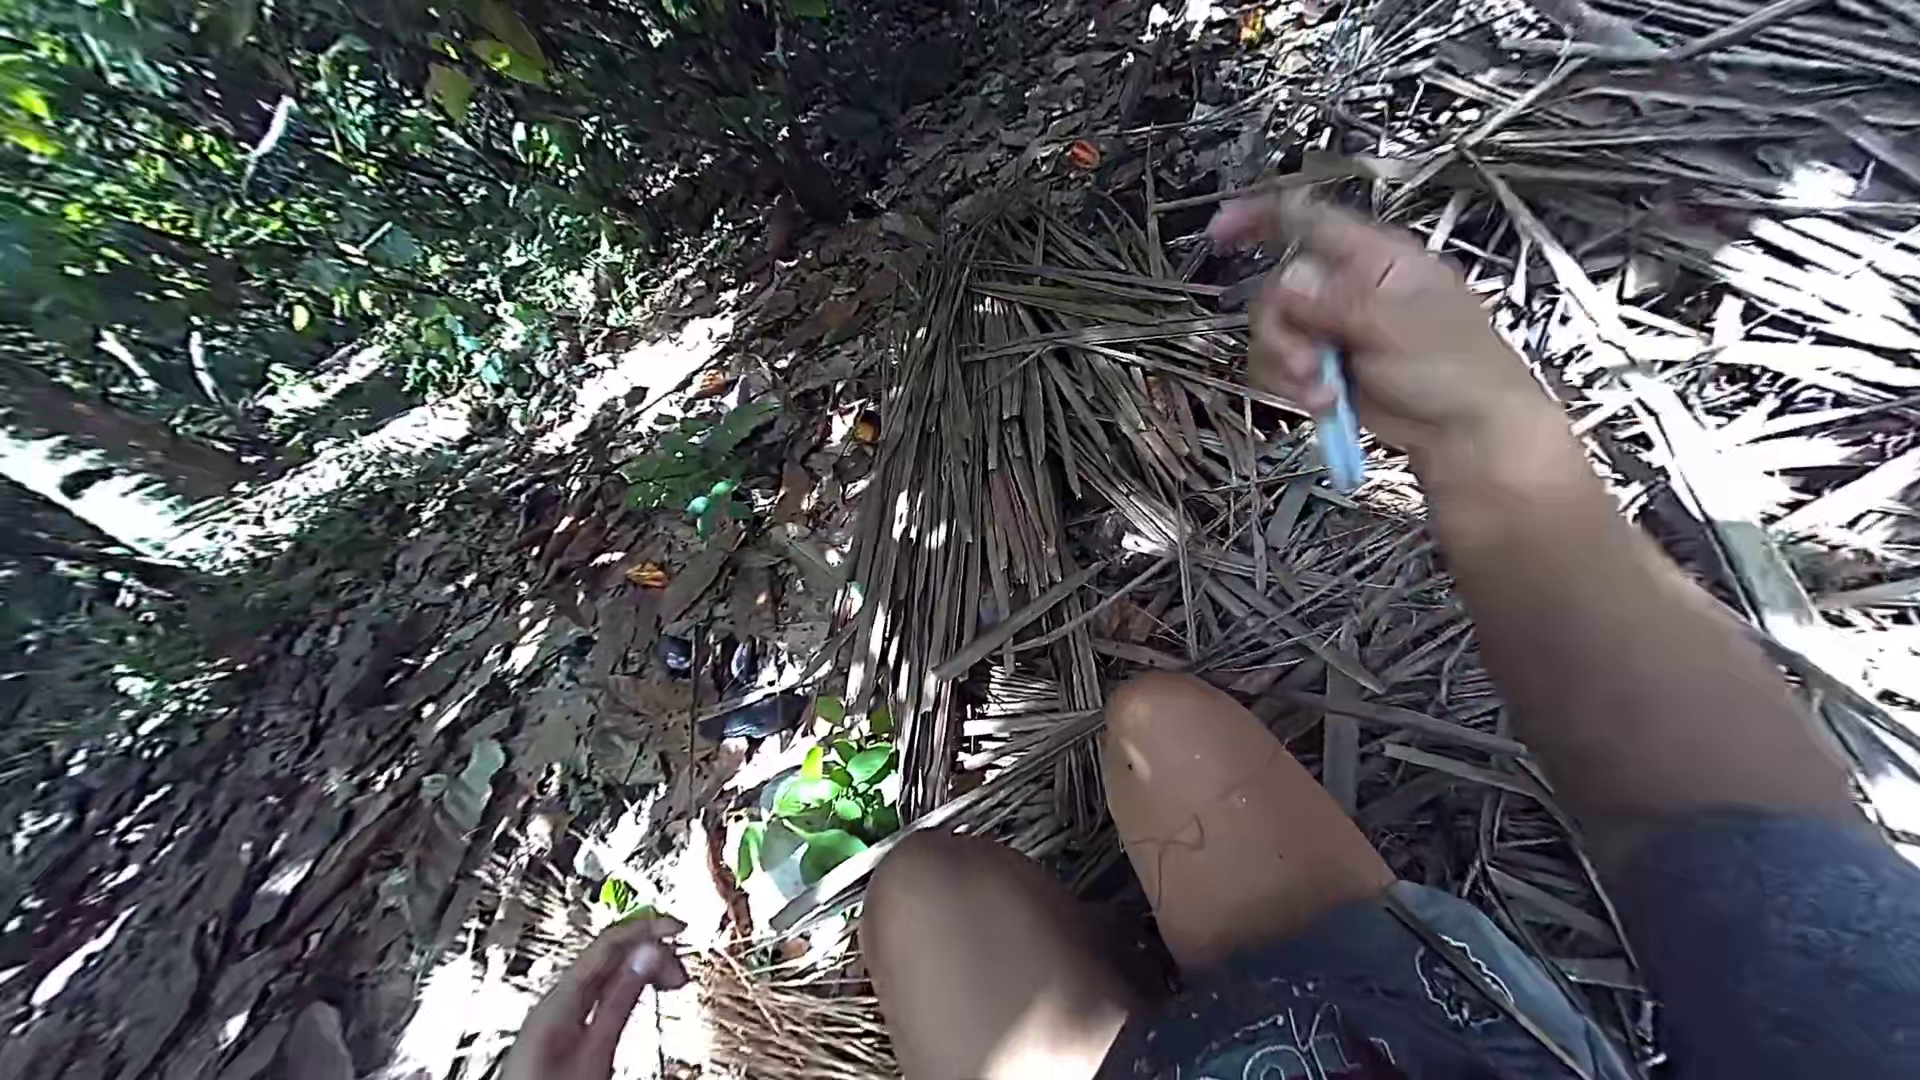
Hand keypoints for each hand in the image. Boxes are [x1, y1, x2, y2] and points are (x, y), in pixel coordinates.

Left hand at [500, 916, 689, 1079]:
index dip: (647, 928)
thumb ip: (622, 998)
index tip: (678, 928)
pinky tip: (641, 995)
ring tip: (670, 980)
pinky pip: (600, 993)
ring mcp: (554, 1018)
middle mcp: (554, 1002)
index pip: (609, 941)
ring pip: (606, 973)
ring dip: (641, 969)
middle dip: (649, 952)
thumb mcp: (596, 1050)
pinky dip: (626, 987)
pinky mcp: (559, 1034)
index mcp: (558, 999)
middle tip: (680, 965)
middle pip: (609, 955)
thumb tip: (650, 952)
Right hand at [1208, 195, 1563, 474]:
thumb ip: (1336, 303)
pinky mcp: (1317, 369)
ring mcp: (1328, 333)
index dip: (1263, 219)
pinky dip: (1290, 388)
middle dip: (1282, 335)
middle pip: (1276, 296)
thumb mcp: (1398, 326)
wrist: (1458, 430)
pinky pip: (1275, 369)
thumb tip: (1284, 283)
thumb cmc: (1457, 370)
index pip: (1311, 224)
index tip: (1221, 230)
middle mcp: (1344, 293)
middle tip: (1308, 363)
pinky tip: (1323, 400)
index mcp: (1374, 262)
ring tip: (1324, 390)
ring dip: (1288, 369)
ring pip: (1271, 338)